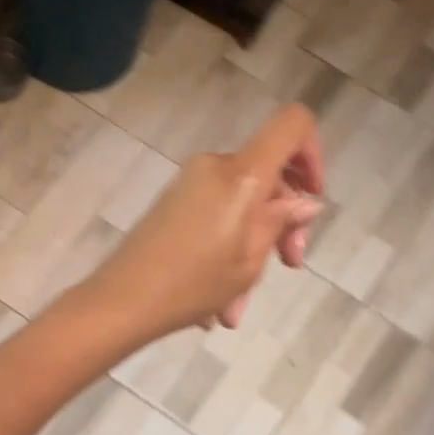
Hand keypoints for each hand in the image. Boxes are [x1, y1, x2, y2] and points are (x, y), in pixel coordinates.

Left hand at [79, 103, 324, 336]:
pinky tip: (215, 306)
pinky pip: (212, 223)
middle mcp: (213, 167)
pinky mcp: (169, 208)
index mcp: (241, 173)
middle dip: (282, 224)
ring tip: (237, 309)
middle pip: (266, 176)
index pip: (292, 125)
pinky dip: (222, 257)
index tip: (312, 197)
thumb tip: (303, 203)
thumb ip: (280, 224)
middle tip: (289, 266)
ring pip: (238, 210)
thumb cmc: (191, 285)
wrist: (120, 303)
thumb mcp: (248, 262)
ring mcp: (187, 186)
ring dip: (248, 256)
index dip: (313, 153)